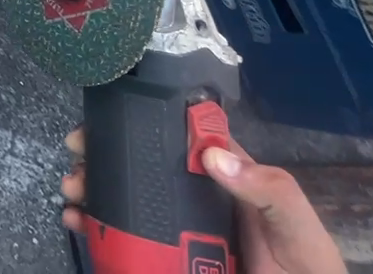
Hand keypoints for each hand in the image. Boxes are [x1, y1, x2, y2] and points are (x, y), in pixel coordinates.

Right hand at [59, 129, 346, 273]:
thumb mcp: (300, 236)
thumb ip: (272, 195)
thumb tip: (212, 156)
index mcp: (224, 178)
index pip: (178, 136)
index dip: (139, 118)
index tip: (105, 118)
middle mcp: (191, 195)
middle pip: (136, 161)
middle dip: (99, 152)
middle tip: (77, 153)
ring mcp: (173, 226)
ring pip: (120, 194)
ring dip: (87, 184)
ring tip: (72, 191)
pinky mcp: (158, 253)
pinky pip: (117, 232)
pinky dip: (89, 222)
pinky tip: (75, 220)